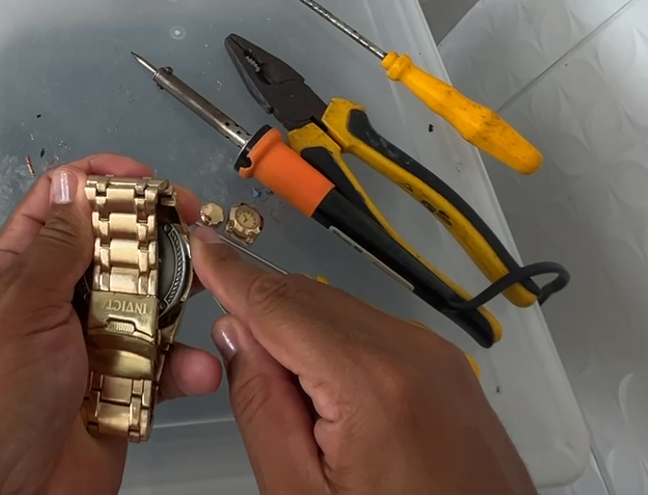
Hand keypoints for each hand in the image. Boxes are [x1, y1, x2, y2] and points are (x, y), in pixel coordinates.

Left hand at [0, 156, 222, 494]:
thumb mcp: (20, 307)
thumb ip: (56, 247)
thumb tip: (75, 185)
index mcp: (20, 268)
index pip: (61, 202)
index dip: (101, 180)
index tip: (145, 177)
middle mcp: (57, 299)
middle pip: (113, 247)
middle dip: (151, 235)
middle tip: (190, 226)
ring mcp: (89, 343)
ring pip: (145, 303)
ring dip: (176, 299)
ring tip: (202, 289)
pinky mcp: (118, 389)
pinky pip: (160, 366)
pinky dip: (183, 366)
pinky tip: (196, 367)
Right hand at [191, 229, 536, 494]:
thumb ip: (261, 406)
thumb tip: (236, 330)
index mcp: (371, 382)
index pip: (278, 304)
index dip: (231, 272)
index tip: (198, 241)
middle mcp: (409, 350)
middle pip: (307, 299)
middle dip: (259, 307)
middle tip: (221, 334)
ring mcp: (437, 357)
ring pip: (337, 310)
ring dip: (294, 327)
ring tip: (280, 388)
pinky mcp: (450, 371)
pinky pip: (370, 331)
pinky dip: (331, 341)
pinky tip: (322, 391)